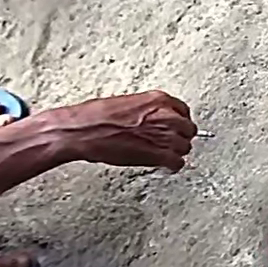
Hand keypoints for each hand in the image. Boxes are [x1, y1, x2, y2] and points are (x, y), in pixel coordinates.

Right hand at [32, 91, 196, 168]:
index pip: (184, 112)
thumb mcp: (128, 104)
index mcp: (159, 100)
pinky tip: (164, 166)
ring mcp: (165, 136)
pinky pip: (178, 163)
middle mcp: (167, 116)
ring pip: (185, 148)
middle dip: (179, 138)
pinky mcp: (160, 154)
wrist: (79, 131)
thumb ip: (149, 111)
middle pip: (188, 131)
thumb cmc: (95, 117)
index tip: (175, 128)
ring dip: (174, 153)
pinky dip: (171, 166)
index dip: (179, 123)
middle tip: (168, 144)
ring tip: (161, 154)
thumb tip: (156, 119)